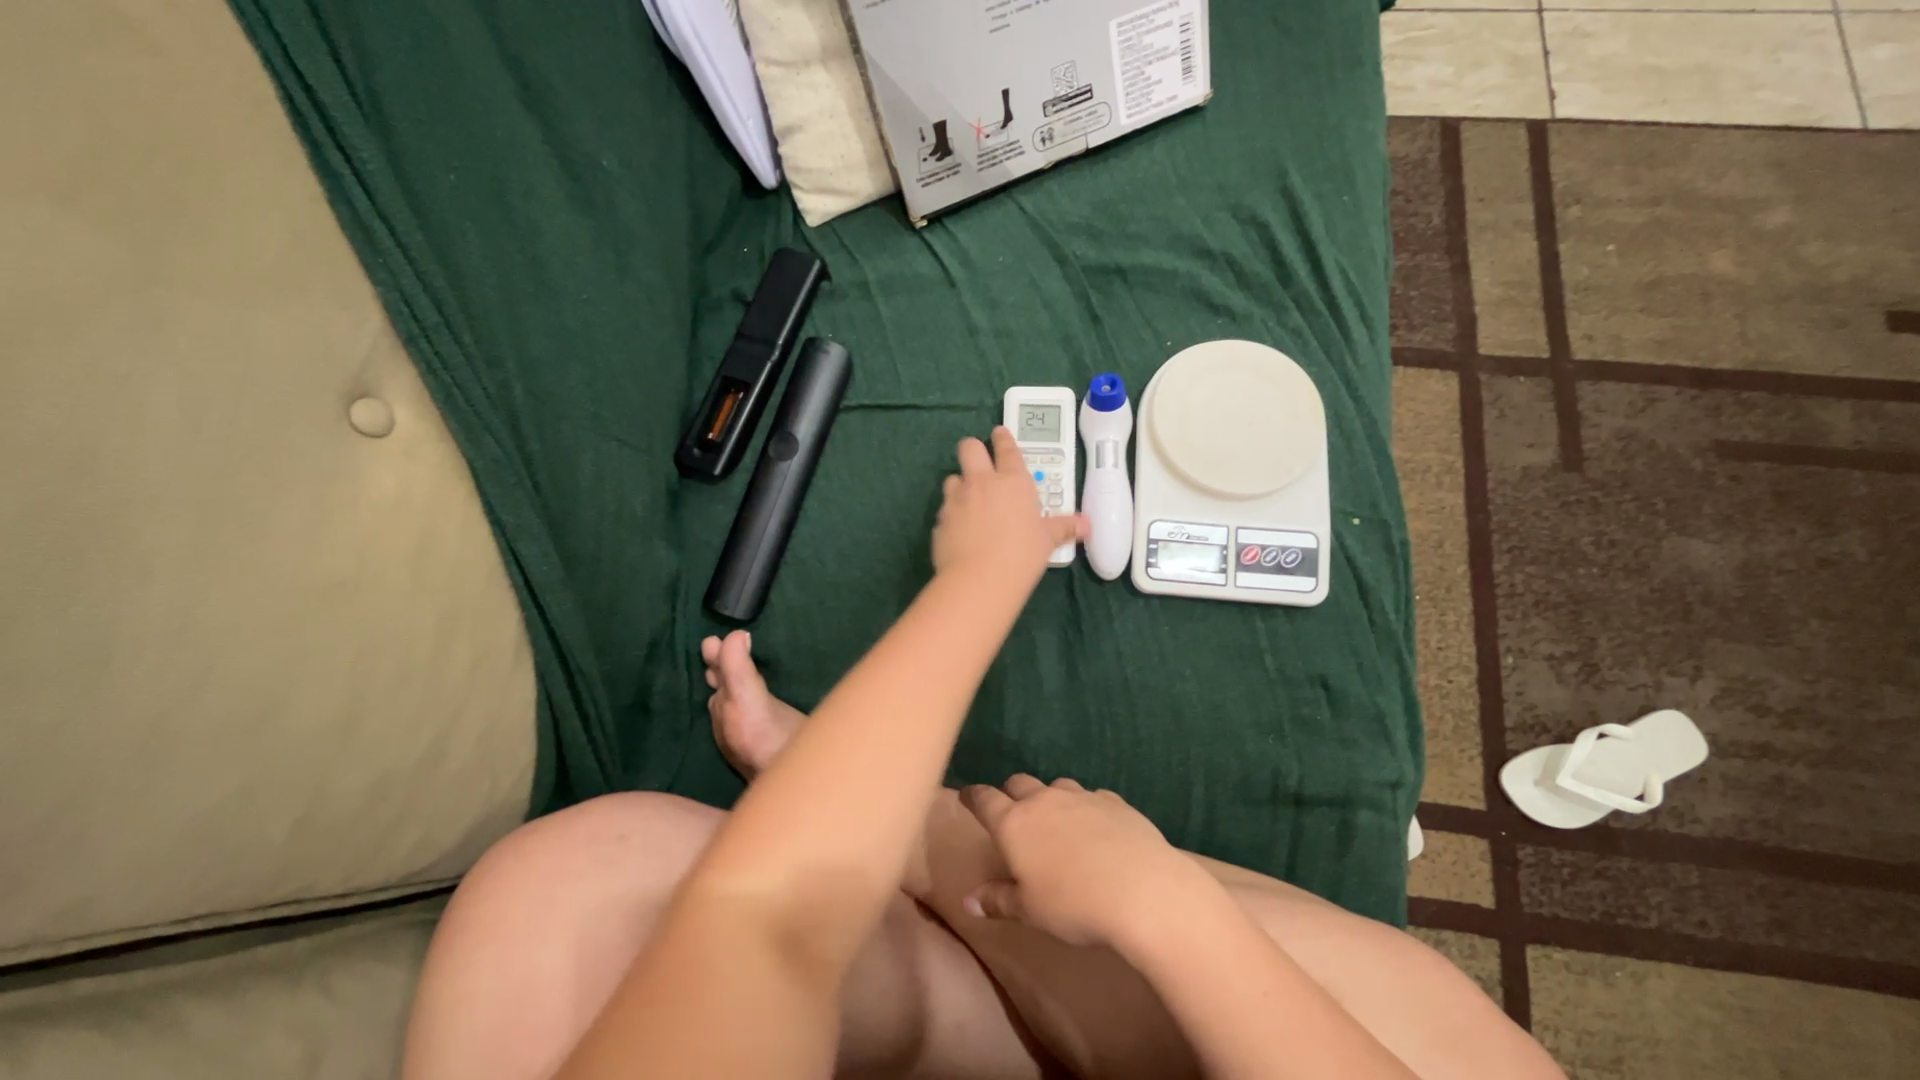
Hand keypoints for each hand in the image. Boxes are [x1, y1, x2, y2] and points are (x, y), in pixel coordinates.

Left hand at [932, 427, 1082, 586]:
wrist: (979, 579)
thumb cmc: (1021, 555)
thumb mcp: (1047, 541)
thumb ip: (1062, 528)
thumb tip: (1085, 525)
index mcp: (1013, 481)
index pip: (1007, 449)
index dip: (1003, 438)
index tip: (1000, 433)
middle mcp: (982, 482)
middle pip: (970, 447)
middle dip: (974, 449)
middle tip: (980, 462)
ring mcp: (957, 499)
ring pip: (952, 477)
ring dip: (960, 485)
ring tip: (970, 501)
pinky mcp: (940, 519)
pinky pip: (945, 509)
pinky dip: (952, 515)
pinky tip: (960, 530)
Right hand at [958, 775, 1211, 948]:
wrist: (1142, 889)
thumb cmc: (1074, 904)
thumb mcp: (1030, 911)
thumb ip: (998, 900)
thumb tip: (968, 901)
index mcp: (1014, 824)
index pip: (984, 800)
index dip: (972, 797)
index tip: (965, 796)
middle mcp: (1044, 801)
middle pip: (1019, 783)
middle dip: (1010, 793)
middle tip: (1010, 810)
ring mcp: (1082, 797)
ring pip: (1057, 785)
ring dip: (1050, 797)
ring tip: (1055, 818)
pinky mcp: (1115, 802)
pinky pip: (1092, 796)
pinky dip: (1086, 807)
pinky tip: (1096, 826)